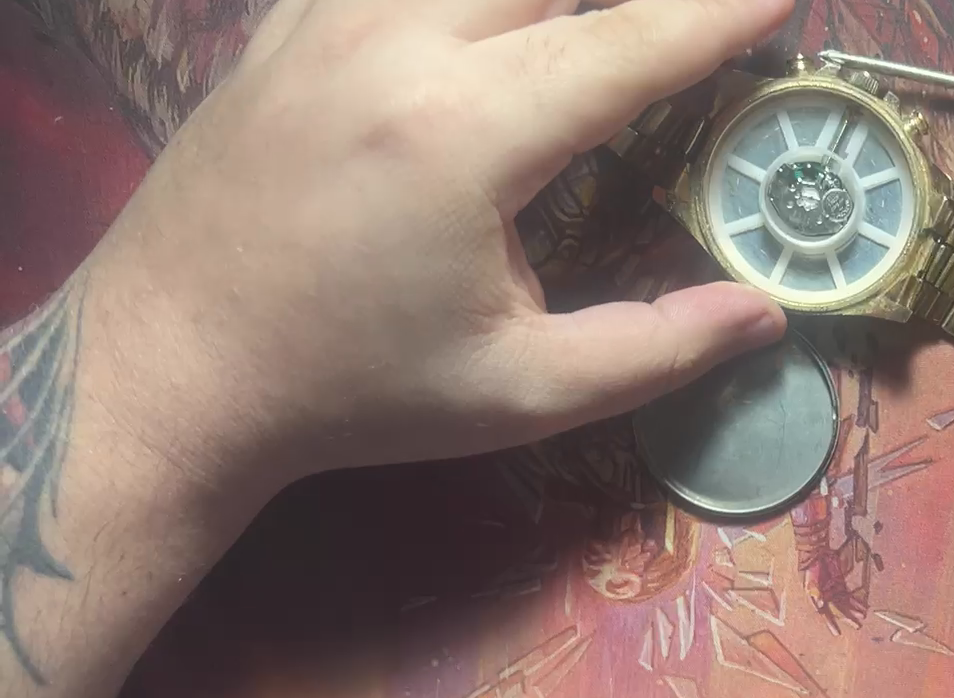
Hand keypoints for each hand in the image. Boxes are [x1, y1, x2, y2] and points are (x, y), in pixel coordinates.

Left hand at [83, 0, 790, 496]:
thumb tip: (765, 312)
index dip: (712, 17)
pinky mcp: (291, 31)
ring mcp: (326, 22)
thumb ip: (663, 347)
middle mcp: (389, 43)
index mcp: (461, 134)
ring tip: (628, 17)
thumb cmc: (370, 391)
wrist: (177, 370)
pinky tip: (514, 21)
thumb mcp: (538, 392)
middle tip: (711, 9)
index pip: (619, 47)